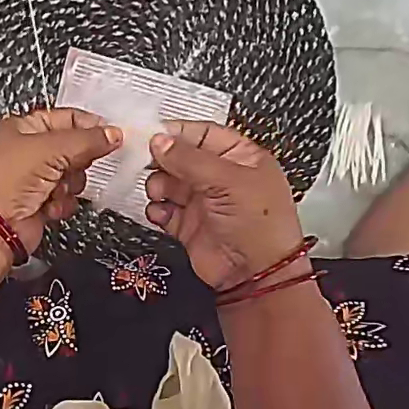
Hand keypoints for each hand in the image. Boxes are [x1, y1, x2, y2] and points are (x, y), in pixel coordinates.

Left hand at [0, 108, 122, 255]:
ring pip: (74, 176)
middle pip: (74, 149)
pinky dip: (62, 203)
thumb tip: (112, 134)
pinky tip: (48, 204)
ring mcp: (35, 178)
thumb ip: (87, 139)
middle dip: (78, 162)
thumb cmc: (2, 182)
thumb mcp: (51, 148)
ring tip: (55, 187)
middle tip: (73, 165)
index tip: (111, 135)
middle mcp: (29, 151)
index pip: (68, 118)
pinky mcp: (41, 202)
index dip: (90, 126)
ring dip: (69, 185)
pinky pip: (67, 198)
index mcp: (25, 127)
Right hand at [143, 120, 305, 290]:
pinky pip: (164, 210)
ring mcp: (204, 202)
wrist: (256, 275)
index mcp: (240, 158)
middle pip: (181, 157)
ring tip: (159, 191)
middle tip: (147, 160)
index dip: (178, 133)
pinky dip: (157, 209)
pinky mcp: (189, 226)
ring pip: (168, 182)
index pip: (203, 134)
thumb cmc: (261, 227)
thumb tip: (161, 141)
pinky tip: (161, 212)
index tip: (152, 133)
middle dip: (162, 160)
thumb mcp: (228, 180)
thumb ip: (190, 159)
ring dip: (158, 185)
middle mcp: (221, 178)